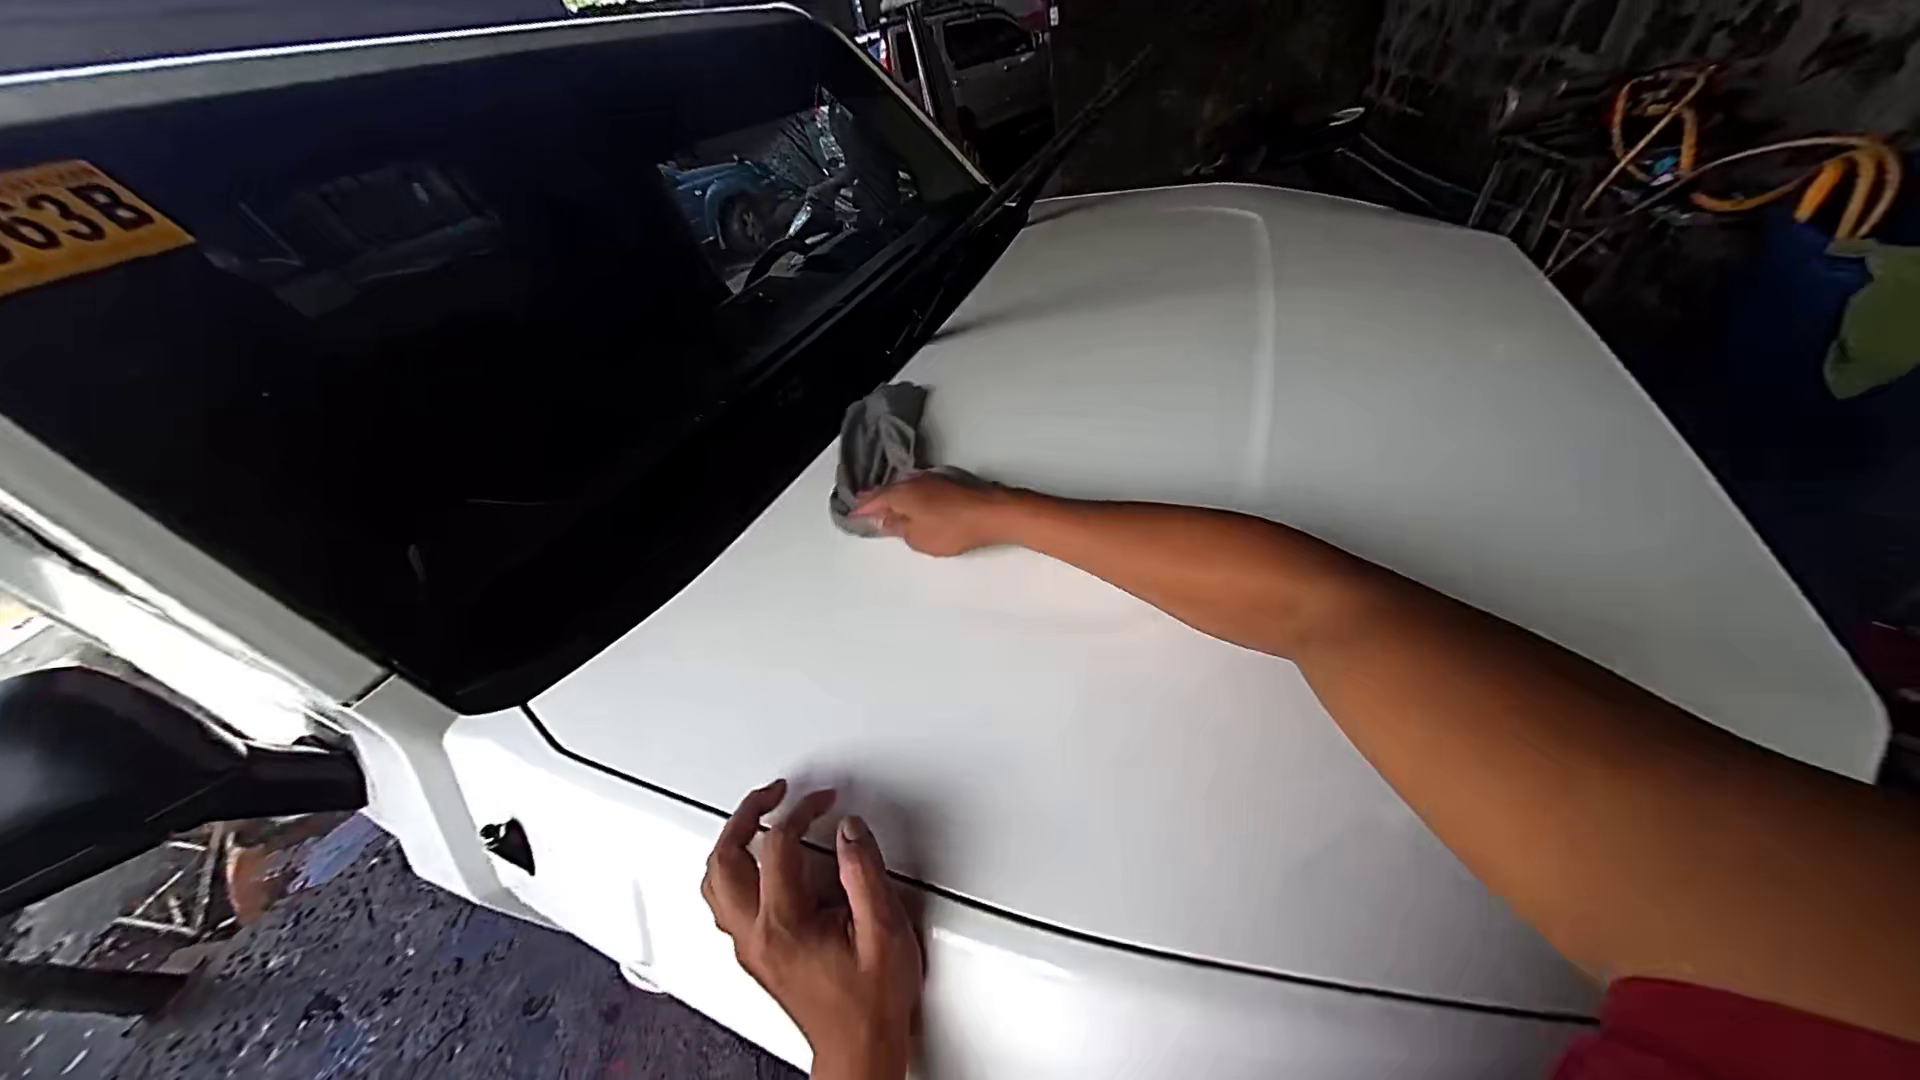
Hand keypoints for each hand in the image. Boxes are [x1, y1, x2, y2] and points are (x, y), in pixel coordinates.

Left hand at [703, 780, 922, 1079]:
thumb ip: (865, 871)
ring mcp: (751, 946)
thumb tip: (848, 829)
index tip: (824, 801)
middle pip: (725, 859)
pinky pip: (725, 900)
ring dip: (733, 840)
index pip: (779, 846)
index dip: (803, 811)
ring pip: (715, 881)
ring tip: (760, 815)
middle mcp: (757, 935)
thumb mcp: (884, 928)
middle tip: (773, 793)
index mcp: (784, 924)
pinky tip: (759, 858)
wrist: (860, 1051)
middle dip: (746, 814)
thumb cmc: (871, 1003)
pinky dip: (735, 866)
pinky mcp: (756, 953)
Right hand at [849, 473, 1020, 556]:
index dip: (862, 510)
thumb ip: (898, 528)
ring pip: (904, 486)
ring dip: (893, 495)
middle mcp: (914, 481)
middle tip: (863, 505)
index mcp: (901, 493)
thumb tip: (886, 521)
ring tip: (886, 505)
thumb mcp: (918, 537)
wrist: (994, 513)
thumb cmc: (955, 527)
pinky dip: (911, 494)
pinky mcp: (950, 482)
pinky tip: (913, 502)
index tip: (852, 515)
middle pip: (887, 490)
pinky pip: (920, 487)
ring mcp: (933, 479)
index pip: (873, 501)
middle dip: (874, 498)